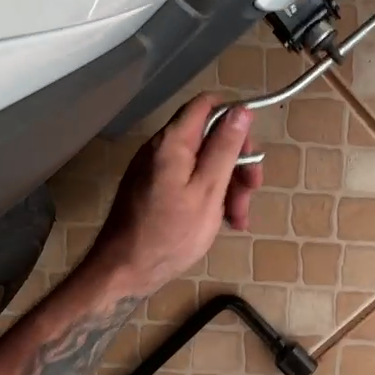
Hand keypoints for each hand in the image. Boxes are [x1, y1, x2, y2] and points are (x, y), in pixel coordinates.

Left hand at [84, 93, 262, 296]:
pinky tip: (222, 220)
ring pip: (202, 161)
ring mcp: (155, 168)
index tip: (251, 153)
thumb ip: (225, 148)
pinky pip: (188, 179)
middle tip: (249, 194)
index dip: (235, 119)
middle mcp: (161, 148)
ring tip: (238, 219)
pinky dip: (209, 195)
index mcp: (172, 142)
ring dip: (226, 185)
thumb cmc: (170, 234)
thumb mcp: (208, 191)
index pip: (207, 105)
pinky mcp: (153, 187)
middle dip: (236, 162)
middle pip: (209, 136)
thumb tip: (241, 110)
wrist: (123, 270)